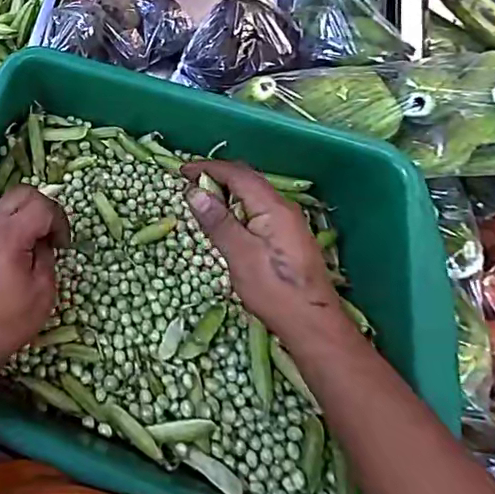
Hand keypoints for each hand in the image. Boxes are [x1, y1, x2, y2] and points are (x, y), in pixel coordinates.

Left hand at [0, 185, 67, 372]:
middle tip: (53, 235)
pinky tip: (20, 247)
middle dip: (45, 207)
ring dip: (28, 212)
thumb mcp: (44, 289)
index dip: (60, 221)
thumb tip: (45, 240)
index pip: (42, 206)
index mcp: (9, 234)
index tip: (63, 246)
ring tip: (37, 242)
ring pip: (9, 201)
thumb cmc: (10, 319)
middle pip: (23, 192)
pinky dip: (14, 220)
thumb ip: (48, 254)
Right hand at [182, 160, 344, 343]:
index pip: (237, 174)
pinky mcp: (287, 238)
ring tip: (202, 200)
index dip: (207, 168)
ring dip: (226, 192)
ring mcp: (288, 223)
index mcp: (273, 207)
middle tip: (188, 183)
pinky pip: (258, 209)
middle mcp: (284, 208)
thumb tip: (194, 192)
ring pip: (253, 195)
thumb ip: (218, 221)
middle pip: (247, 179)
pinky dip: (237, 207)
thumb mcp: (240, 255)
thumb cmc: (274, 291)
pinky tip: (226, 221)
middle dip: (216, 176)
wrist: (313, 325)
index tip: (181, 171)